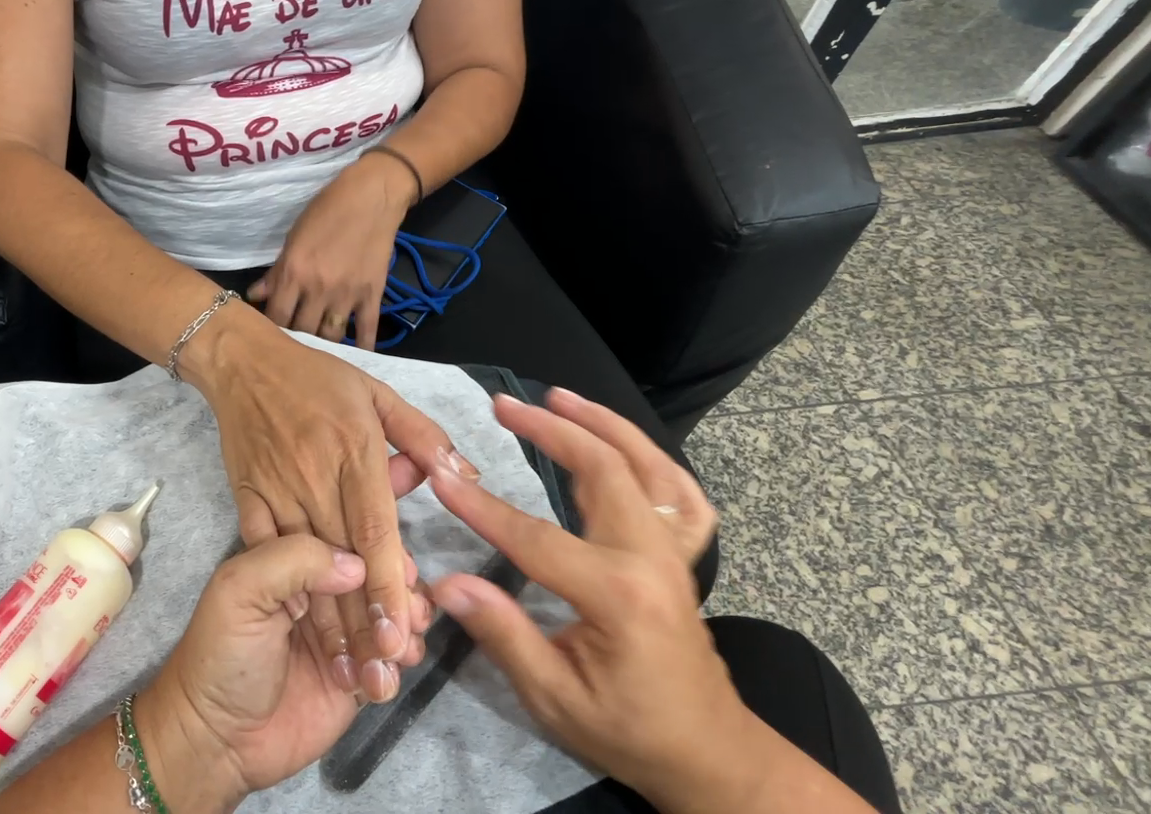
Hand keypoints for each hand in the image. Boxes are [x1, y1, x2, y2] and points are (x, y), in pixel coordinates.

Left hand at [134, 537, 437, 810]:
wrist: (217, 740)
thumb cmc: (221, 655)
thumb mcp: (241, 590)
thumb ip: (294, 561)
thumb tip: (358, 564)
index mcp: (291, 560)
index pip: (344, 536)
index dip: (377, 546)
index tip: (401, 562)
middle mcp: (320, 589)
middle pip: (375, 575)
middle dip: (399, 587)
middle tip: (409, 607)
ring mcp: (342, 632)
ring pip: (390, 613)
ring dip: (405, 622)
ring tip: (401, 642)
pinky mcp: (357, 676)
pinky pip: (392, 658)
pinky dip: (403, 657)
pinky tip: (396, 667)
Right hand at [182, 307, 453, 702]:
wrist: (244, 366)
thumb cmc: (318, 379)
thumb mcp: (377, 393)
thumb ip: (423, 435)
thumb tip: (466, 476)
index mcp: (354, 449)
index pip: (375, 526)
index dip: (388, 582)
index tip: (400, 633)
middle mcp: (315, 476)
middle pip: (343, 558)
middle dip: (361, 622)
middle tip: (382, 679)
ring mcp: (277, 490)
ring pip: (305, 565)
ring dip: (325, 621)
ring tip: (347, 674)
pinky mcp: (248, 498)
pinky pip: (263, 550)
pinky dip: (281, 588)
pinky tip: (299, 629)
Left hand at [248, 150, 415, 349]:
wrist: (372, 197)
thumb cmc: (326, 211)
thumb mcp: (294, 238)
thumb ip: (276, 272)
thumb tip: (255, 295)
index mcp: (294, 272)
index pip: (275, 316)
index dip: (269, 331)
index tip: (268, 337)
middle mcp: (318, 288)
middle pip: (301, 331)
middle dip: (295, 342)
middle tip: (290, 348)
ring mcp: (347, 294)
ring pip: (330, 336)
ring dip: (323, 347)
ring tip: (317, 354)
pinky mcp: (373, 295)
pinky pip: (366, 330)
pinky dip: (361, 348)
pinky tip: (356, 362)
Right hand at [418, 392, 765, 811]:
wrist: (709, 754)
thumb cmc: (627, 731)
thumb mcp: (554, 697)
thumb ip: (502, 634)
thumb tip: (446, 585)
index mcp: (617, 595)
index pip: (534, 537)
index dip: (481, 506)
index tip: (440, 475)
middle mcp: (651, 559)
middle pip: (601, 470)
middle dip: (548, 429)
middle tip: (503, 404)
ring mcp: (675, 553)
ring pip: (646, 466)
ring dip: (602, 424)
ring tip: (559, 396)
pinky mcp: (684, 557)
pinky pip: (680, 494)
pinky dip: (653, 459)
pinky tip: (627, 443)